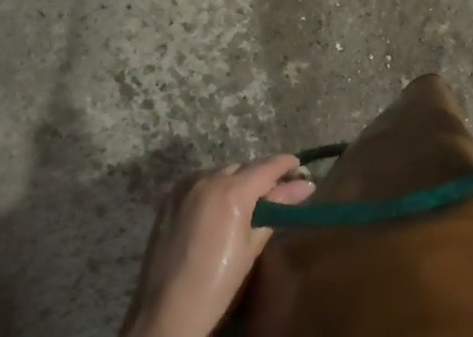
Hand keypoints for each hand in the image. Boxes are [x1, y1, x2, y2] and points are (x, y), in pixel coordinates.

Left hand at [121, 154, 315, 336]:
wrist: (168, 308)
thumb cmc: (218, 283)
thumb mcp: (252, 246)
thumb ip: (276, 209)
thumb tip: (304, 186)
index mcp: (232, 191)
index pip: (266, 167)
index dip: (285, 164)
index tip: (300, 166)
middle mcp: (207, 178)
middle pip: (243, 167)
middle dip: (261, 176)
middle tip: (279, 192)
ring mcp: (185, 185)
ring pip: (221, 172)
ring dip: (238, 181)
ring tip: (250, 203)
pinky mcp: (170, 196)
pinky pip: (201, 182)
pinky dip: (216, 188)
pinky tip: (221, 209)